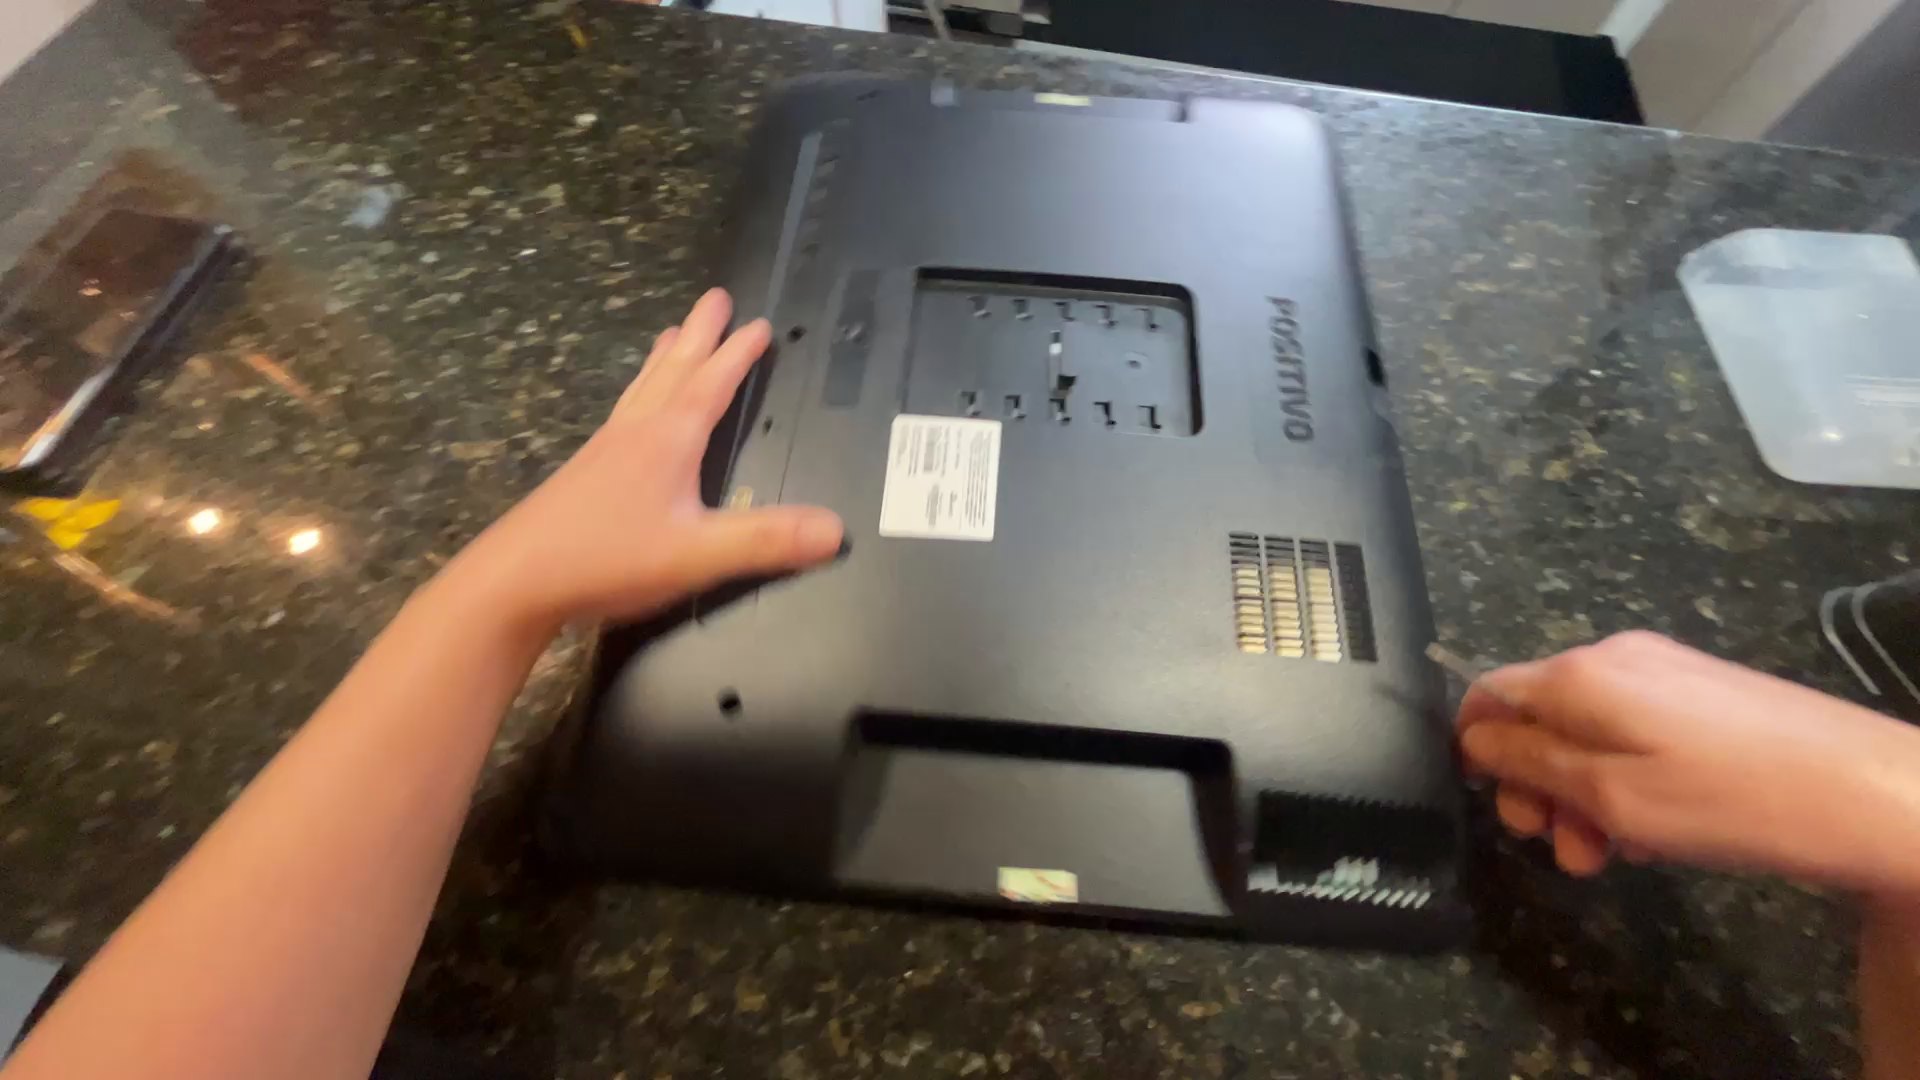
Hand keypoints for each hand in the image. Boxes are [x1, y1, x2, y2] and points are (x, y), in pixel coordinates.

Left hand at [449, 288, 843, 631]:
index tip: (760, 324)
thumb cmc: (608, 559)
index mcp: (668, 441)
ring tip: (674, 332)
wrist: (514, 582)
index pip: (711, 386)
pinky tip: (634, 408)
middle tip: (715, 297)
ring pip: (644, 389)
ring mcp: (607, 450)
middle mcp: (637, 433)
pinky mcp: (588, 473)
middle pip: (674, 371)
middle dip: (700, 334)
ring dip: (666, 358)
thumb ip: (767, 540)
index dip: (738, 356)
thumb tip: (837, 529)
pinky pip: (625, 413)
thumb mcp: (697, 554)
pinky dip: (640, 392)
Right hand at [1457, 630, 1919, 894]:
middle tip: (1554, 845)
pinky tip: (1653, 824)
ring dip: (1581, 789)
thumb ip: (1526, 763)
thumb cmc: (1733, 800)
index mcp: (1574, 676)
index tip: (1485, 793)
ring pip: (1587, 727)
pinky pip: (1632, 725)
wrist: (1898, 798)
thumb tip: (1473, 739)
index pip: (1485, 692)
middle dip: (1534, 782)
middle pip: (1537, 716)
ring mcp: (1662, 668)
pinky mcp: (1706, 687)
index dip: (1472, 742)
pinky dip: (1623, 771)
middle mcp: (1609, 657)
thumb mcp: (1610, 796)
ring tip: (1608, 853)